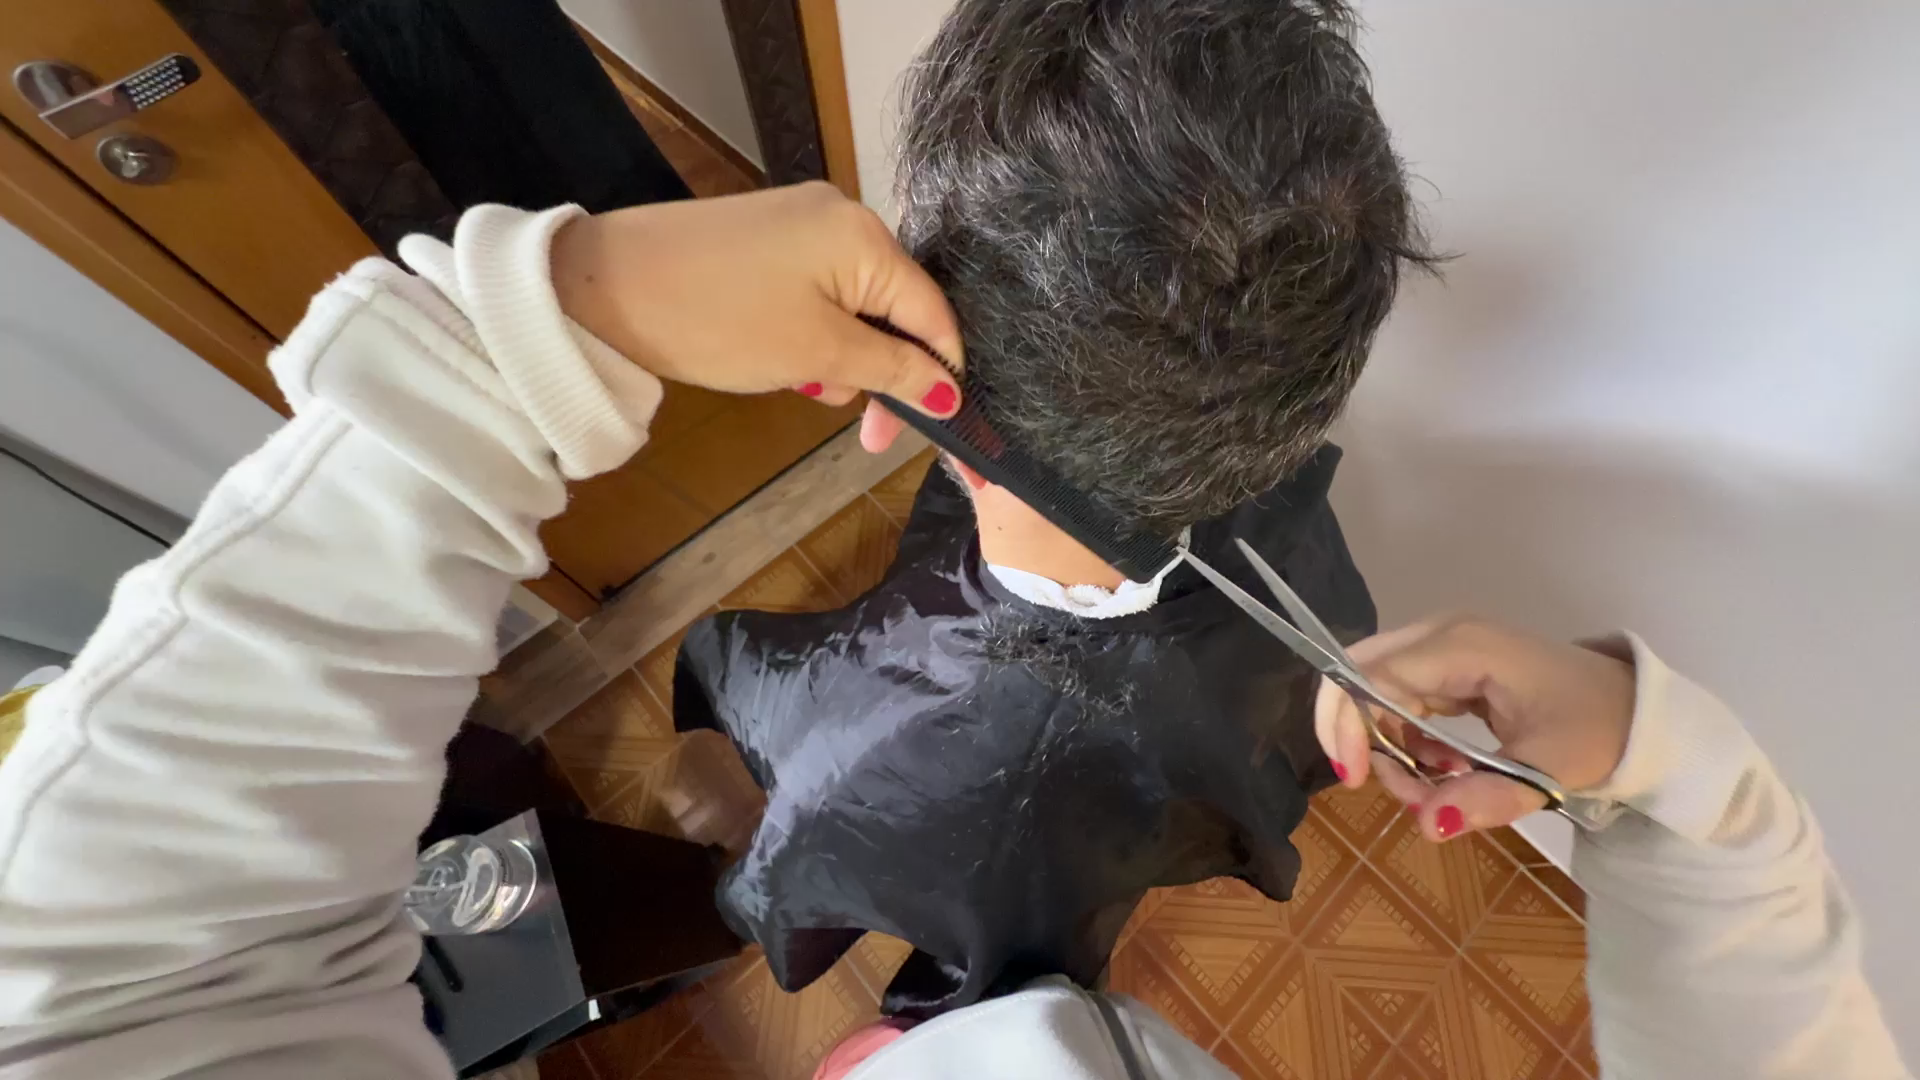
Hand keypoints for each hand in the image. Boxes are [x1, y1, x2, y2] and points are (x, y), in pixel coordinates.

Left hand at [551, 182, 961, 446]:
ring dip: (847, 359)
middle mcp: (845, 219)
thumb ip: (894, 370)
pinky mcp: (773, 240)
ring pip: (859, 310)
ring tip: (806, 384)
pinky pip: (823, 296)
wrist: (601, 287)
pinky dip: (818, 336)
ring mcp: (805, 225)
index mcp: (867, 238)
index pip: (934, 314)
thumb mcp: (819, 354)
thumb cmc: (721, 321)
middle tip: (868, 437)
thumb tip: (952, 393)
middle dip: (886, 375)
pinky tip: (789, 360)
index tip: (937, 431)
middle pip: (897, 312)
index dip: (941, 375)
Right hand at [1315, 616, 1635, 842]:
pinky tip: (1441, 764)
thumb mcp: (1554, 769)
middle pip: (1357, 669)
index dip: (1350, 726)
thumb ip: (1488, 795)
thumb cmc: (1605, 731)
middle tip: (1366, 781)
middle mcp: (1438, 635)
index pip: (1372, 676)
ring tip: (1426, 784)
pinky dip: (1401, 733)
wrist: (1649, 713)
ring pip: (1371, 684)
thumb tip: (1427, 826)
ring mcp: (1440, 645)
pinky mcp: (1445, 662)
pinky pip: (1395, 692)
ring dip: (1380, 737)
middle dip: (1350, 729)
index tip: (1356, 780)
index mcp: (1461, 646)